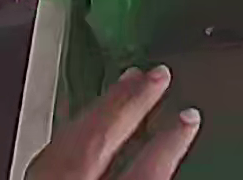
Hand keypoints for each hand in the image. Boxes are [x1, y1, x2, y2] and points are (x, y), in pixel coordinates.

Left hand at [27, 65, 200, 179]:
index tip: (191, 115)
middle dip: (132, 103)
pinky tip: (90, 117)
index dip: (169, 142)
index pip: (143, 172)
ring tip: (130, 79)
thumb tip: (169, 147)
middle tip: (160, 73)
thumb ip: (147, 171)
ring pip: (72, 136)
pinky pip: (52, 148)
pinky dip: (75, 126)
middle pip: (100, 138)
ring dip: (103, 105)